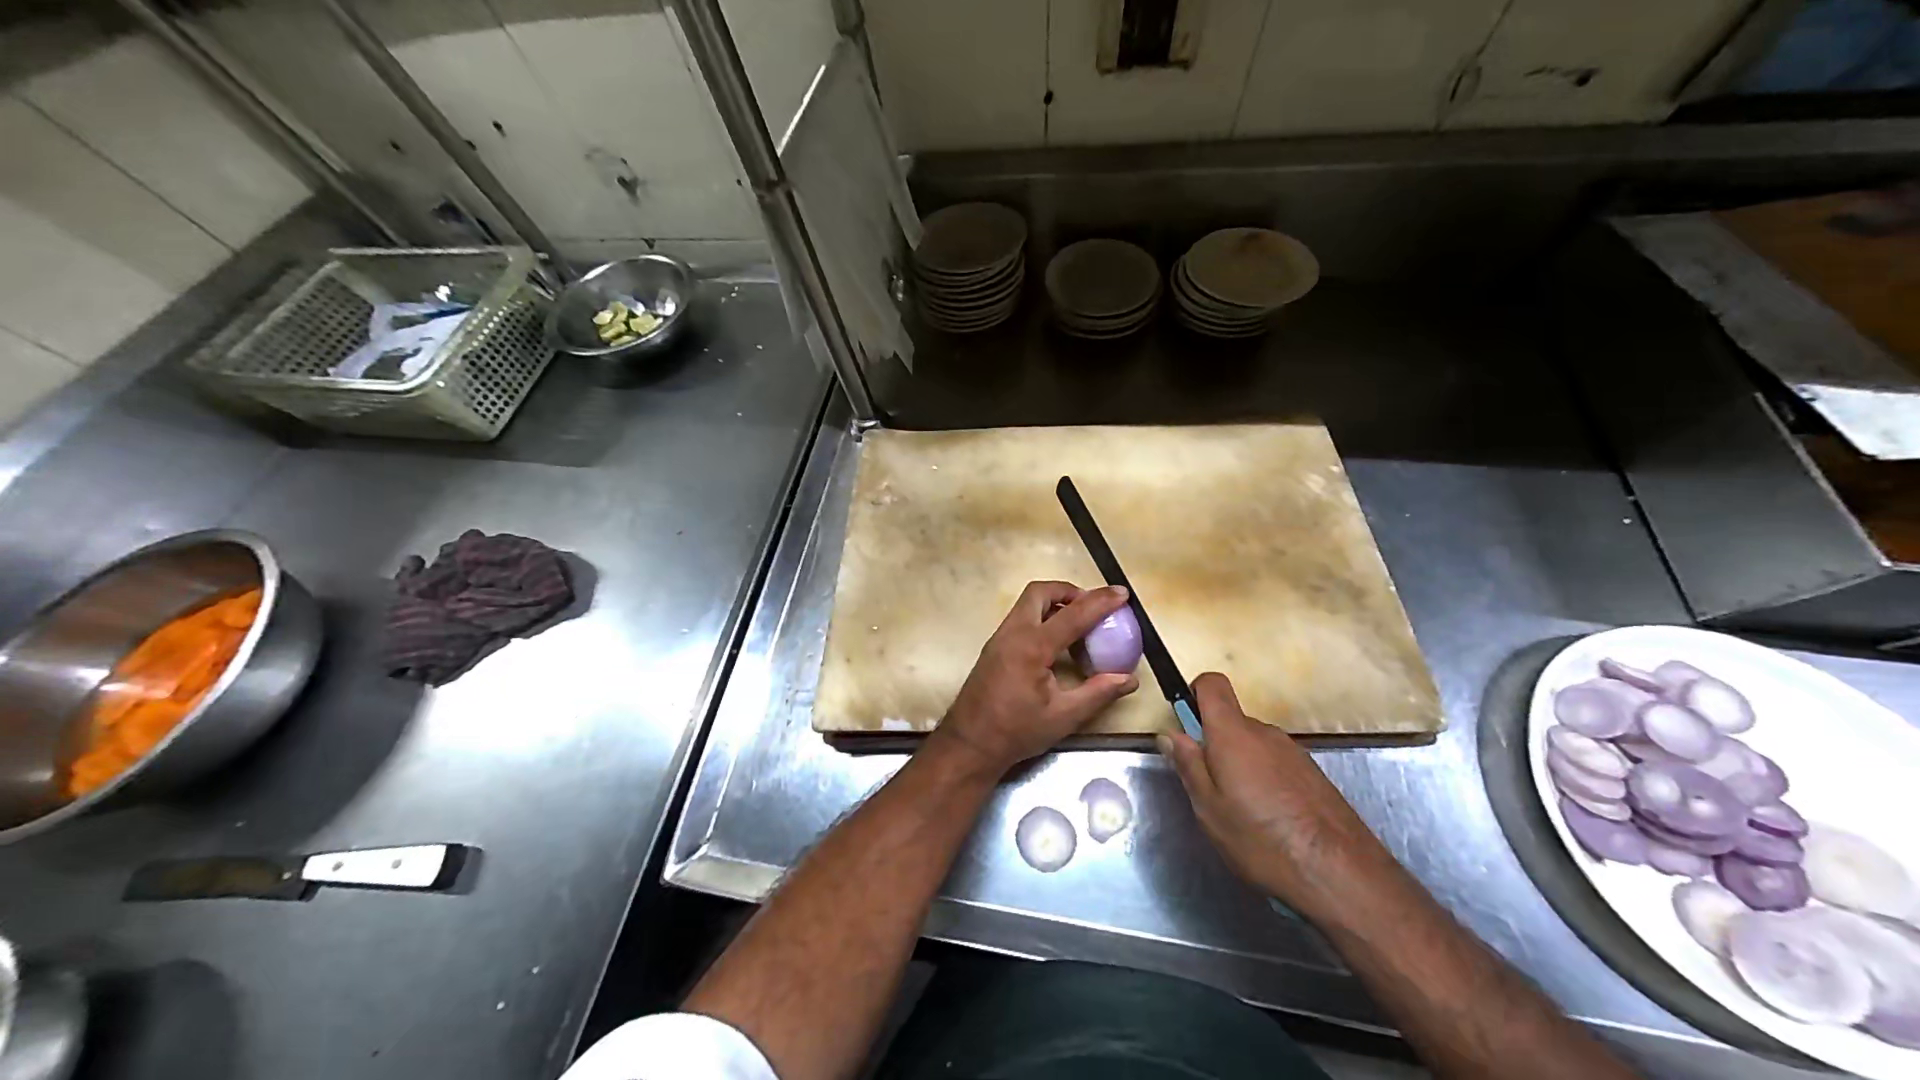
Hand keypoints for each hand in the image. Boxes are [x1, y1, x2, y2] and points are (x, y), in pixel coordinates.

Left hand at [930, 581, 1139, 774]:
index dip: (1100, 601)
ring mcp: (999, 638)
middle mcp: (1013, 634)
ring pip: (1027, 604)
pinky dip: (1042, 618)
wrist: (969, 744)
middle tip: (1092, 607)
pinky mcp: (994, 647)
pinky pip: (1020, 619)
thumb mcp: (1064, 716)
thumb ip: (1098, 693)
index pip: (1072, 614)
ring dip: (1054, 604)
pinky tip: (1057, 644)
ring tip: (1079, 626)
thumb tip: (1129, 679)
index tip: (1121, 593)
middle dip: (1069, 591)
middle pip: (1040, 592)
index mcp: (1032, 647)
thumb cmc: (1016, 732)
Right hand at [1159, 673, 1399, 922]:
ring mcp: (1294, 752)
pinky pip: (1276, 764)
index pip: (1212, 685)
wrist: (1342, 875)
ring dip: (1241, 766)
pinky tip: (1270, 820)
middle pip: (1232, 721)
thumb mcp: (1209, 808)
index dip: (1195, 695)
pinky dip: (1266, 780)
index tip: (1187, 728)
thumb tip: (1170, 733)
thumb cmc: (1262, 839)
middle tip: (1209, 789)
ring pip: (1254, 746)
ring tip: (1242, 812)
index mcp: (1234, 733)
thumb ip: (1188, 765)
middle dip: (1215, 745)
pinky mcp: (1314, 775)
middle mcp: (1265, 733)